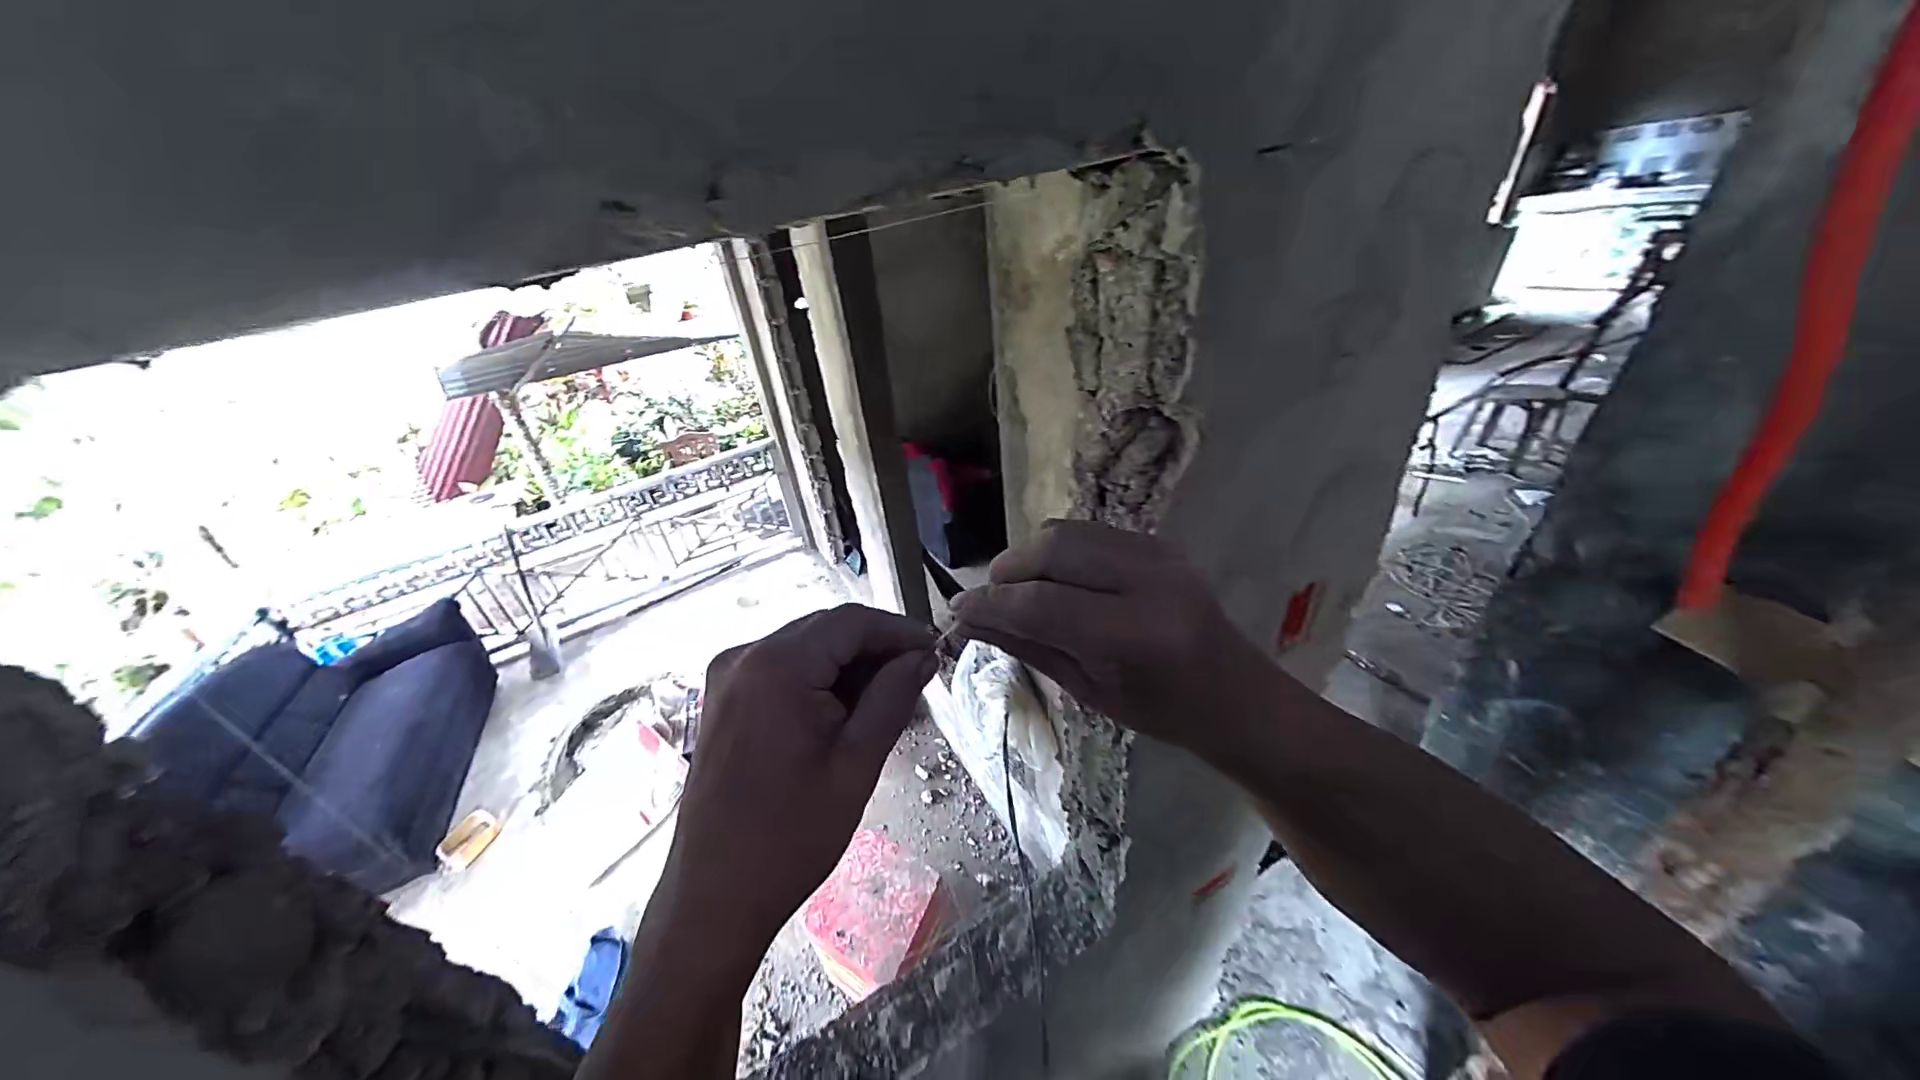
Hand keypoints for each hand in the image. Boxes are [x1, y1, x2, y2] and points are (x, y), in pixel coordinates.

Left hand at [648, 604, 937, 973]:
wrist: (715, 897)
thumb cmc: (790, 836)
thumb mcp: (857, 761)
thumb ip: (894, 696)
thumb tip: (922, 657)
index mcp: (774, 667)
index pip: (850, 621)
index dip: (899, 630)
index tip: (934, 649)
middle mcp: (743, 658)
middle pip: (826, 630)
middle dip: (876, 649)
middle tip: (918, 677)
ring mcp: (728, 679)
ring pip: (806, 648)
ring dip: (850, 666)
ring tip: (888, 699)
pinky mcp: (724, 700)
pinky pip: (783, 670)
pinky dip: (820, 680)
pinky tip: (847, 710)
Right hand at [948, 520, 1273, 755]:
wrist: (1234, 692)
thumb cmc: (1161, 709)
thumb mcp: (1088, 689)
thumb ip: (1027, 646)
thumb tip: (969, 620)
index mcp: (1134, 634)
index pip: (1041, 603)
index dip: (991, 603)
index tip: (960, 608)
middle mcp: (1149, 581)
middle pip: (1052, 551)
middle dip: (1007, 570)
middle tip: (988, 596)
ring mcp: (1158, 554)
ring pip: (1066, 532)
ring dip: (1029, 556)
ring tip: (1016, 587)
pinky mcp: (1158, 542)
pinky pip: (1088, 532)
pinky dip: (1057, 550)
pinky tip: (1052, 577)